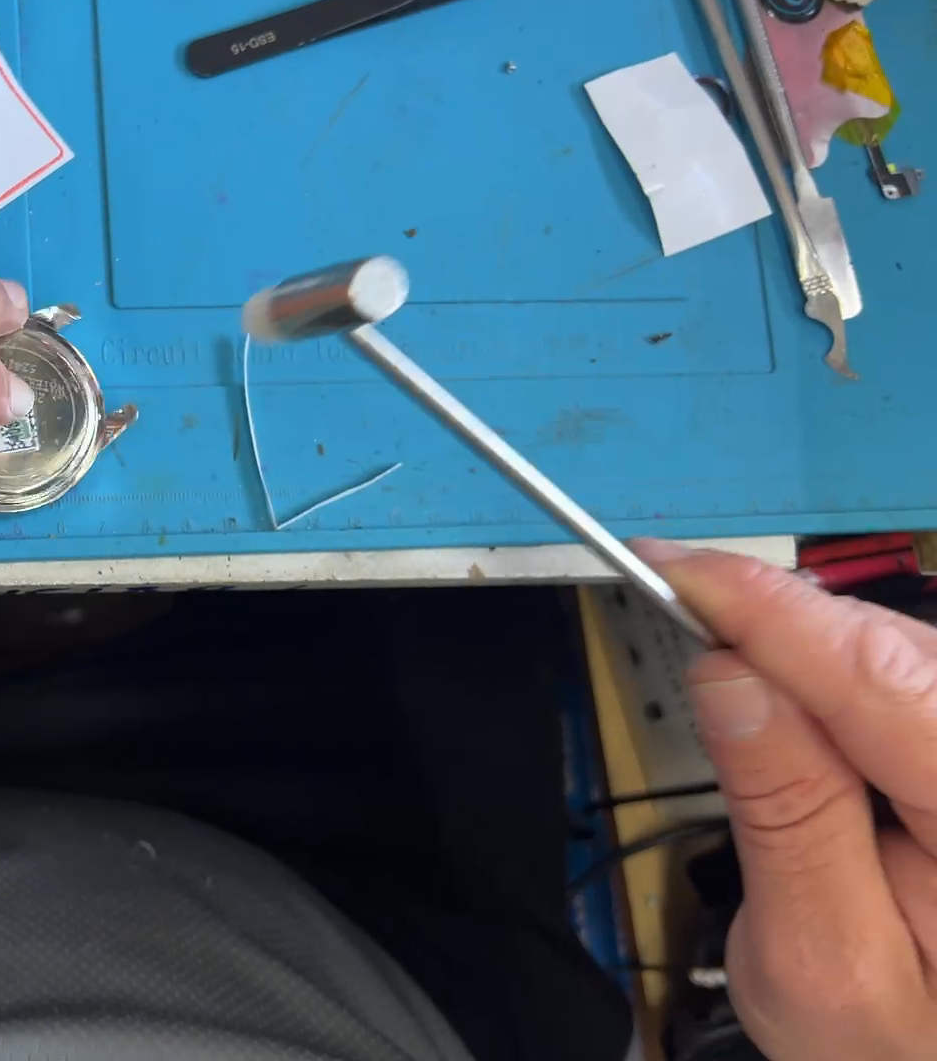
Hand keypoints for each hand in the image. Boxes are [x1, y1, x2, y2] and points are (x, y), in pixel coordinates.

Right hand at [637, 540, 936, 1059]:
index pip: (885, 684)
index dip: (766, 608)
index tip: (666, 564)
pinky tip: (809, 691)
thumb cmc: (895, 1054)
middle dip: (788, 622)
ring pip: (932, 661)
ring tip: (737, 659)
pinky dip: (860, 670)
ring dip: (821, 643)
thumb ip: (783, 811)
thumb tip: (724, 675)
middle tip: (680, 607)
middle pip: (919, 659)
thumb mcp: (819, 956)